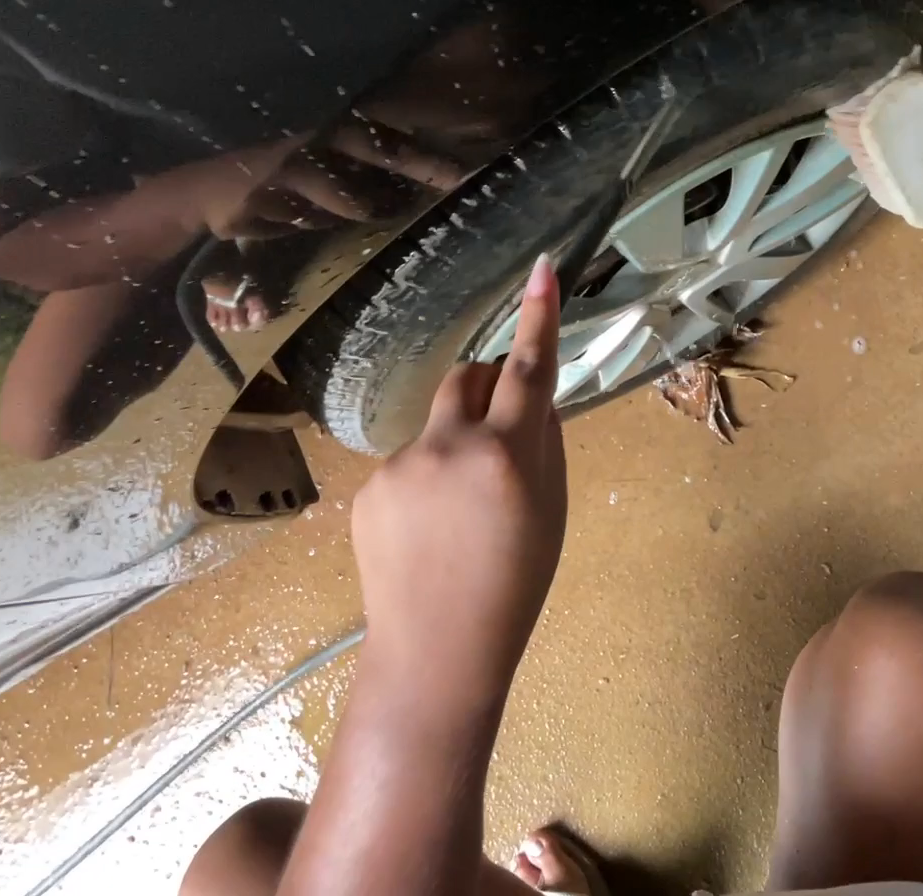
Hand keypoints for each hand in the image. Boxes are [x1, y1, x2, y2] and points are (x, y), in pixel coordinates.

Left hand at [349, 255, 566, 678]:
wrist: (438, 653)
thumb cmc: (517, 585)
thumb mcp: (554, 512)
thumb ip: (546, 444)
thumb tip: (535, 399)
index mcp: (507, 454)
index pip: (529, 369)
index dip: (540, 316)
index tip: (545, 267)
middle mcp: (449, 446)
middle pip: (471, 376)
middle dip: (493, 386)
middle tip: (508, 434)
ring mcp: (400, 465)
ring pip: (439, 422)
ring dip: (460, 439)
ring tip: (466, 507)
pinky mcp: (368, 487)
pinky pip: (409, 458)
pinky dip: (429, 473)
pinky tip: (432, 527)